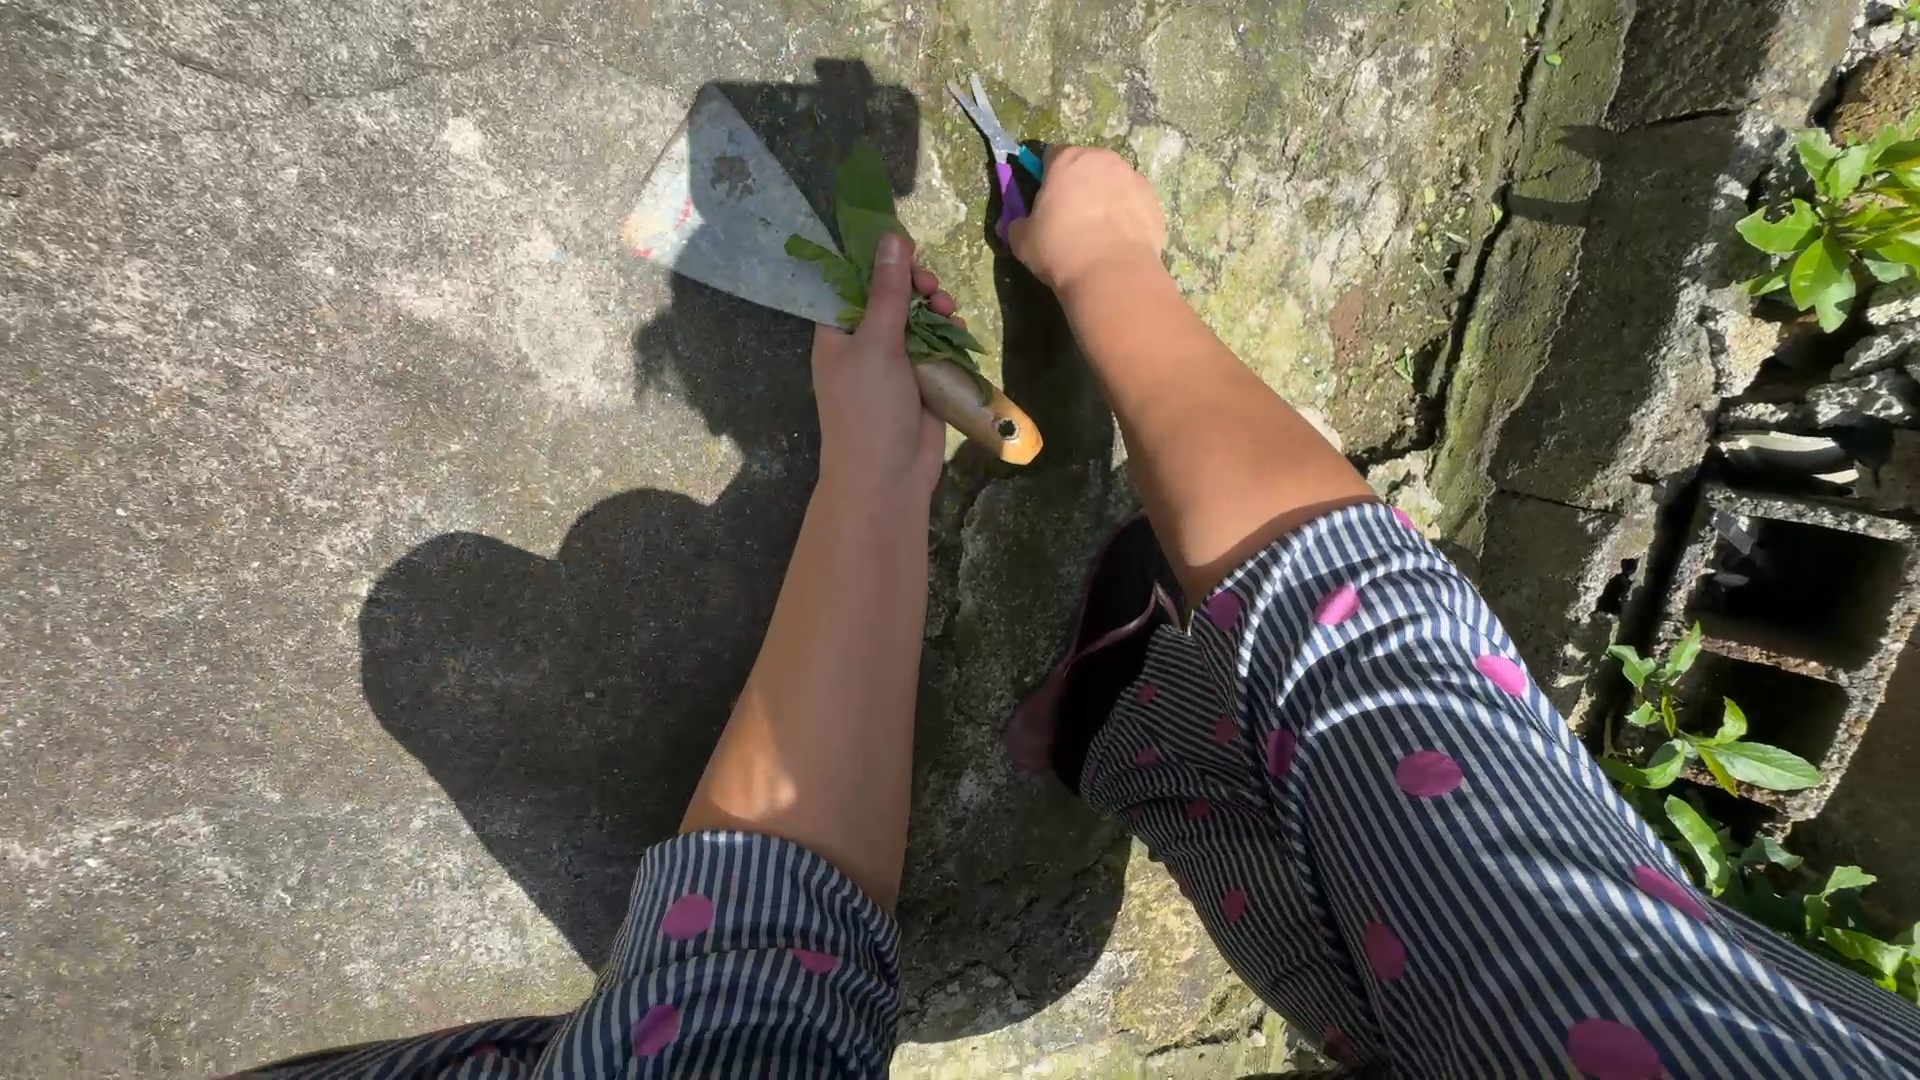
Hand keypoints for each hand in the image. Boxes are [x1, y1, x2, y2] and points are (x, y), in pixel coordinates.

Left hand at [811, 232, 958, 499]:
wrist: (887, 476)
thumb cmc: (869, 408)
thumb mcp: (876, 344)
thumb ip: (888, 291)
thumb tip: (892, 236)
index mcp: (837, 332)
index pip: (853, 282)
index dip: (879, 263)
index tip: (906, 250)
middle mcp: (863, 344)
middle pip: (890, 298)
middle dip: (914, 287)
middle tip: (931, 288)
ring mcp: (892, 364)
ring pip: (916, 320)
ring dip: (934, 309)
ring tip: (948, 310)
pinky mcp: (920, 381)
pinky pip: (934, 347)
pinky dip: (947, 335)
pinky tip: (959, 328)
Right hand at [1007, 146, 1167, 295]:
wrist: (1111, 274)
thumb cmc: (1060, 251)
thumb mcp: (1022, 241)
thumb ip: (1019, 224)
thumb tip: (1021, 224)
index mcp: (1067, 161)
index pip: (1052, 156)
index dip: (1046, 177)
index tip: (1045, 202)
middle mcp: (1103, 159)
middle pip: (1087, 166)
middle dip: (1080, 186)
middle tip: (1072, 220)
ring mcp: (1133, 177)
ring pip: (1114, 183)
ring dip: (1105, 199)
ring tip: (1099, 234)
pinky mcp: (1154, 200)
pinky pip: (1134, 203)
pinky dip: (1127, 217)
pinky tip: (1118, 243)